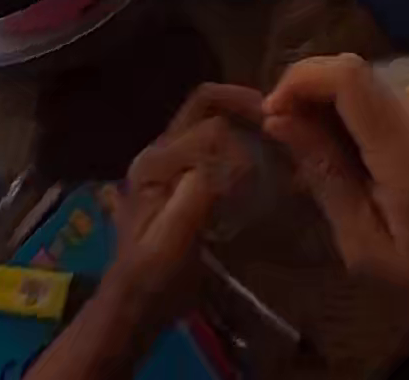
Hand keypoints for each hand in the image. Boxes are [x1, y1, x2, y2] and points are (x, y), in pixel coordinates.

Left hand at [27, 84, 264, 379]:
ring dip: (239, 117)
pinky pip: (208, 138)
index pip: (208, 127)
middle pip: (203, 104)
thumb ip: (198, 195)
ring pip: (207, 116)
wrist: (133, 306)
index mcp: (155, 160)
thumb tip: (231, 158)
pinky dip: (235, 136)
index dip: (242, 136)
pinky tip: (256, 154)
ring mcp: (167, 159)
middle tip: (275, 117)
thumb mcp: (173, 241)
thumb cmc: (153, 279)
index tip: (273, 148)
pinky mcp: (178, 173)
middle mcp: (159, 149)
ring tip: (270, 132)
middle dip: (240, 103)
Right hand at [263, 54, 408, 379]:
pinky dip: (342, 115)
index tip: (270, 118)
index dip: (300, 80)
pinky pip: (374, 102)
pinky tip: (332, 157)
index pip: (350, 77)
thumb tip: (278, 118)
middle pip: (352, 70)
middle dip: (305, 89)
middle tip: (280, 138)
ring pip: (361, 82)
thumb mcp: (365, 251)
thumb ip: (325, 175)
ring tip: (301, 153)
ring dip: (321, 103)